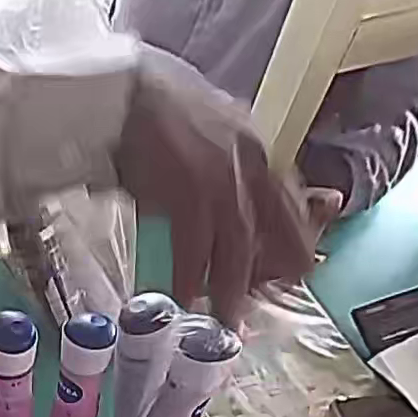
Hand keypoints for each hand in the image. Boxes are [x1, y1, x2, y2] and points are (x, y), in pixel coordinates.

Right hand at [117, 48, 316, 325]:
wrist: (124, 97)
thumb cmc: (159, 118)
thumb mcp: (212, 137)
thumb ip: (232, 168)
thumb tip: (233, 203)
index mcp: (257, 149)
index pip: (289, 205)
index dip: (293, 242)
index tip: (294, 272)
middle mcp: (248, 163)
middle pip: (274, 231)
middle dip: (272, 274)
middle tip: (265, 307)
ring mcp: (220, 178)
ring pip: (237, 248)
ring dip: (229, 290)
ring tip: (225, 319)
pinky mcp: (188, 192)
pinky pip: (193, 249)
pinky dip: (187, 277)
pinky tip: (183, 297)